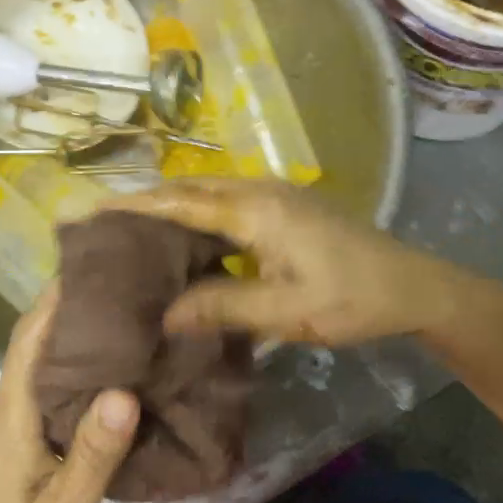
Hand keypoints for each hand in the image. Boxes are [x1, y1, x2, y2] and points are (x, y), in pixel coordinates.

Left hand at [0, 286, 140, 502]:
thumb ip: (92, 453)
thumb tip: (124, 389)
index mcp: (10, 415)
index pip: (29, 338)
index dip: (56, 296)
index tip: (94, 262)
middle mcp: (0, 407)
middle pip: (34, 344)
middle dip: (73, 311)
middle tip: (127, 291)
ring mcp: (2, 423)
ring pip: (38, 366)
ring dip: (74, 342)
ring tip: (126, 324)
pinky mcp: (10, 441)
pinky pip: (39, 388)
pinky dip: (69, 371)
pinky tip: (105, 378)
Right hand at [106, 178, 483, 345]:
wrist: (415, 286)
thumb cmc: (353, 299)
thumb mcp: (287, 312)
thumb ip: (222, 307)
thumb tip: (163, 313)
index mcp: (255, 209)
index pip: (179, 201)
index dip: (131, 206)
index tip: (87, 211)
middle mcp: (258, 191)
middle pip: (187, 189)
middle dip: (142, 203)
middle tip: (98, 228)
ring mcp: (273, 196)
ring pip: (205, 194)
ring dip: (168, 209)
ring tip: (128, 236)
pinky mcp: (283, 209)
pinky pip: (224, 206)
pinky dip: (194, 219)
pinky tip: (180, 246)